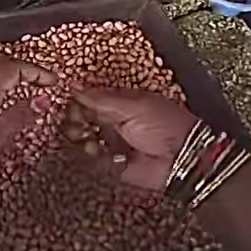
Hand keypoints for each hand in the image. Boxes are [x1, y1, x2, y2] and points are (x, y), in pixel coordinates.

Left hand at [0, 58, 59, 192]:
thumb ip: (20, 115)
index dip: (36, 71)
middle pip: (1, 65)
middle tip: (44, 80)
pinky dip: (0, 81)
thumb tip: (44, 97)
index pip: (12, 68)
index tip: (54, 82)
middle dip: (25, 67)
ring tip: (30, 82)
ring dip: (11, 72)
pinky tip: (6, 94)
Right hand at [68, 88, 198, 192]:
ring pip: (86, 137)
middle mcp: (116, 121)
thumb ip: (102, 99)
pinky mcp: (114, 164)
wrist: (183, 161)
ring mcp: (115, 142)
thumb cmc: (165, 126)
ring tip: (90, 139)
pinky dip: (90, 154)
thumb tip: (76, 87)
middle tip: (75, 121)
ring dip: (83, 137)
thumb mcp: (133, 106)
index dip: (79, 99)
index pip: (92, 97)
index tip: (67, 100)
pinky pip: (94, 158)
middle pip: (85, 117)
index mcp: (123, 102)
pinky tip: (94, 150)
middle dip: (77, 119)